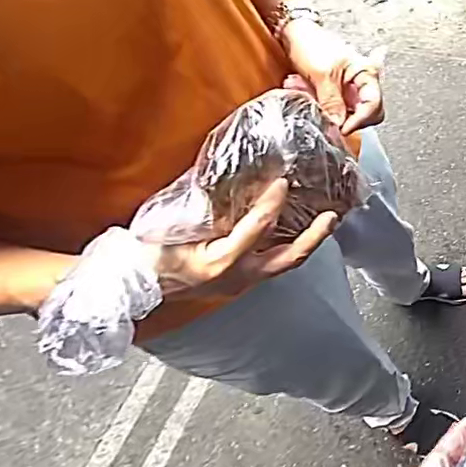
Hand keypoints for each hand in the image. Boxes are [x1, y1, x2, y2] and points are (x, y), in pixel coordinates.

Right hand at [145, 179, 336, 297]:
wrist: (131, 287)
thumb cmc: (147, 255)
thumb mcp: (173, 227)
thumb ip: (205, 207)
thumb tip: (231, 179)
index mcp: (220, 261)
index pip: (258, 227)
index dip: (273, 202)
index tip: (282, 182)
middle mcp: (238, 276)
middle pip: (290, 257)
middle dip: (316, 236)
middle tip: (333, 215)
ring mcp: (242, 283)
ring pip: (286, 263)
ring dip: (307, 242)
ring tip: (325, 222)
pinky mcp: (241, 283)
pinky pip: (274, 264)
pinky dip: (288, 247)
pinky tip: (297, 232)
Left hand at [281, 20, 384, 134]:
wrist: (294, 32)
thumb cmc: (312, 42)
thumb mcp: (322, 74)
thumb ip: (332, 101)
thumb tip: (338, 124)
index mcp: (367, 73)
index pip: (374, 105)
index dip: (359, 120)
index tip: (342, 129)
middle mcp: (364, 83)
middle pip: (368, 114)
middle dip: (348, 118)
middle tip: (332, 120)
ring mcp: (352, 89)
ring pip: (351, 114)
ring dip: (331, 110)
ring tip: (310, 94)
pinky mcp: (339, 94)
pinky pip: (336, 109)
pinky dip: (323, 106)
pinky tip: (307, 92)